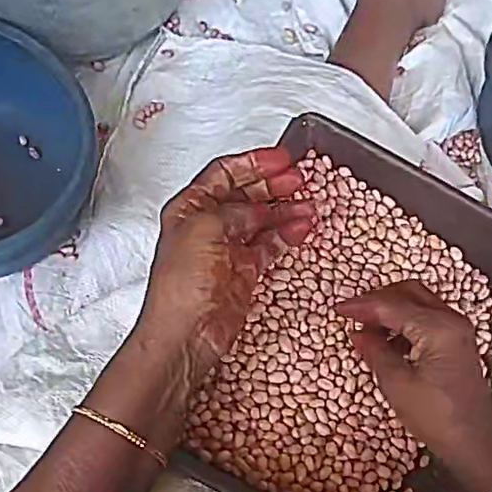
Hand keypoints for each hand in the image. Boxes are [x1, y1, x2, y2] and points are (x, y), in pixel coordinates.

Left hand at [140, 148, 314, 383]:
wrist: (186, 332)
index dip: (253, 163)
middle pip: (247, 195)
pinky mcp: (245, 273)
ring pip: (262, 221)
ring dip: (286, 211)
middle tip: (300, 179)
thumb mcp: (205, 230)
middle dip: (274, 185)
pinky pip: (270, 247)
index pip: (225, 174)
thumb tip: (260, 209)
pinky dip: (286, 236)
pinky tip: (301, 228)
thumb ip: (234, 212)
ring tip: (309, 204)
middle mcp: (209, 226)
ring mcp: (229, 250)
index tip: (281, 159)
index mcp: (191, 208)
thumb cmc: (181, 284)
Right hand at [336, 280, 491, 491]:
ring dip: (391, 310)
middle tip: (353, 314)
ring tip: (366, 330)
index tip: (339, 310)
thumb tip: (358, 333)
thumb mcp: (397, 385)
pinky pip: (427, 320)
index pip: (392, 305)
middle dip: (378, 300)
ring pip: (418, 304)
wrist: (474, 442)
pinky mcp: (457, 344)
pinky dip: (404, 323)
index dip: (362, 306)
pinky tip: (388, 342)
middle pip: (408, 293)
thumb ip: (376, 352)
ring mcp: (457, 331)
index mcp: (438, 328)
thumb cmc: (437, 417)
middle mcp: (451, 321)